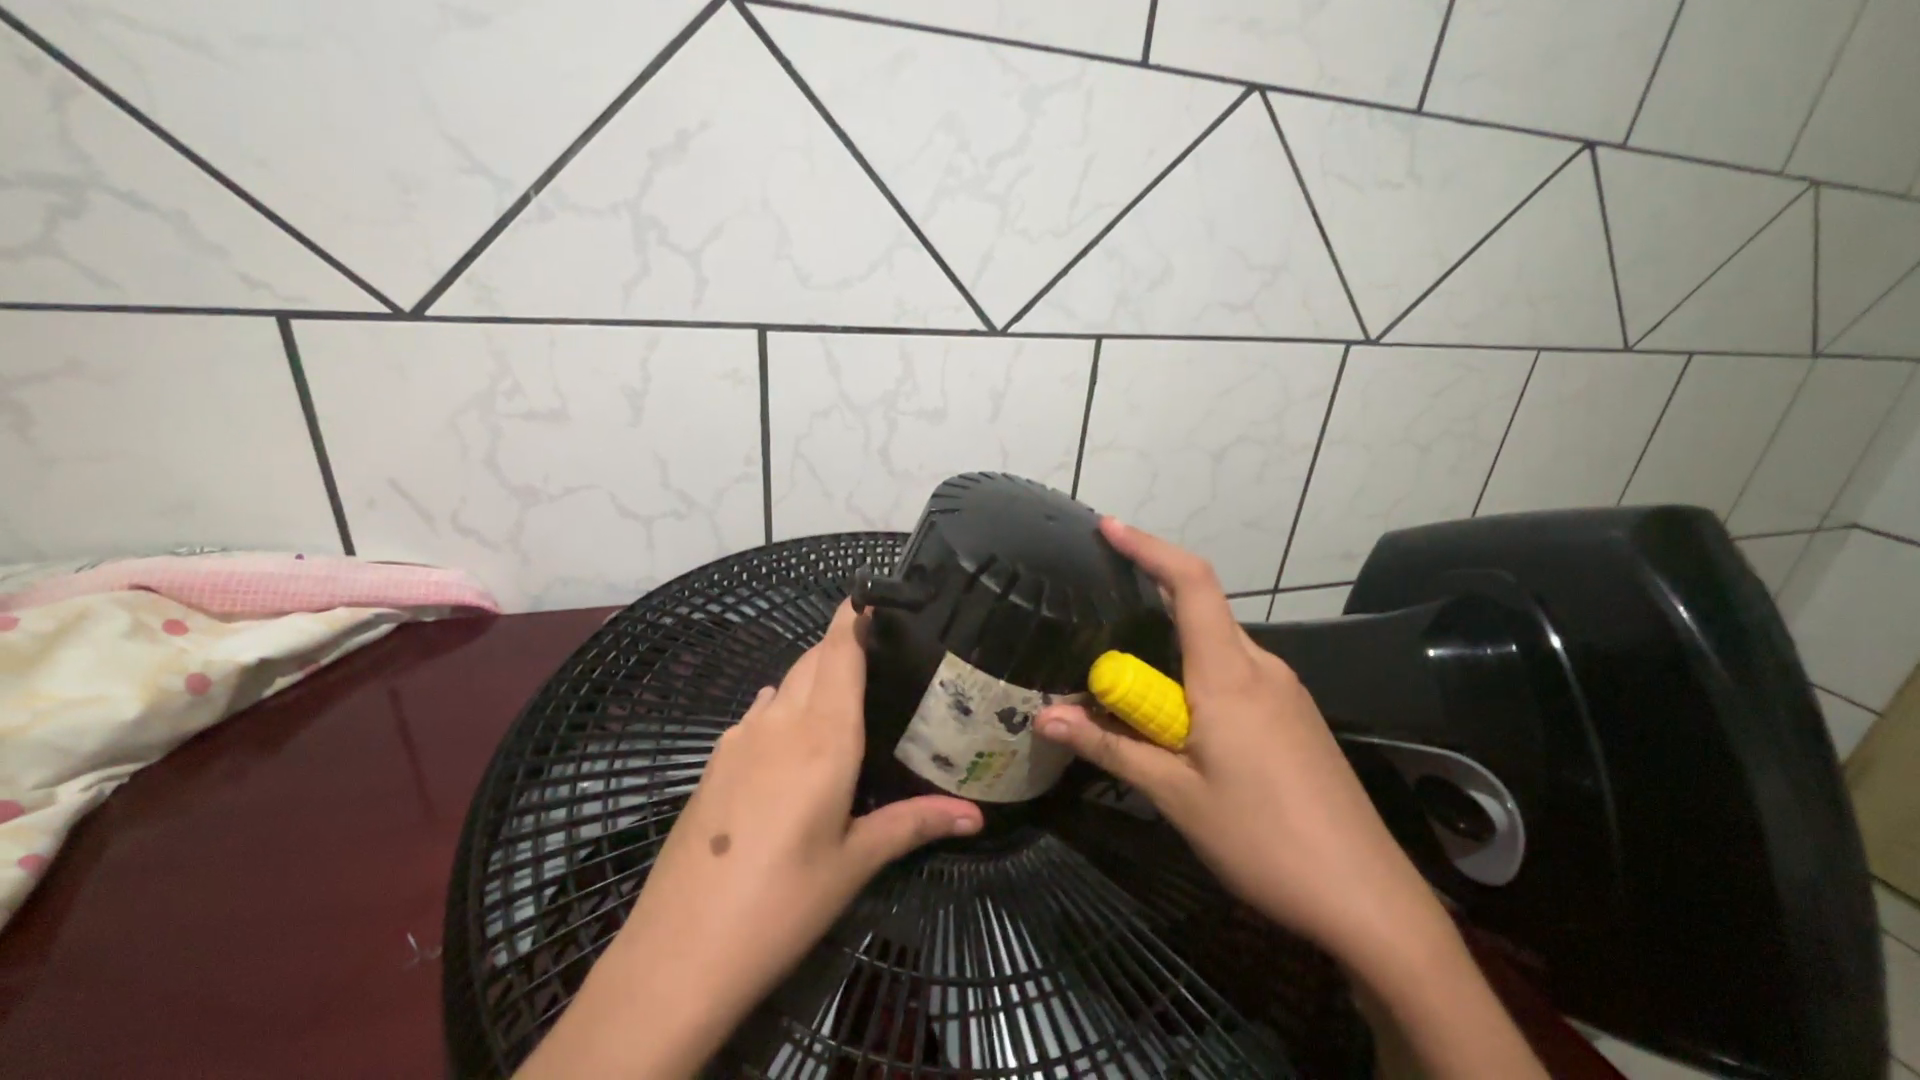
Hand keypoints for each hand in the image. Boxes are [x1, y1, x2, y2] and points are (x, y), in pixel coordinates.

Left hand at [517, 601, 983, 1079]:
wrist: (679, 949)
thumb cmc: (783, 904)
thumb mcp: (854, 863)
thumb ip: (913, 825)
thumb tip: (977, 816)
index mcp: (823, 737)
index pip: (839, 653)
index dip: (854, 618)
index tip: (878, 597)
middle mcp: (779, 723)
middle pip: (812, 662)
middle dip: (842, 647)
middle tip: (884, 656)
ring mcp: (739, 740)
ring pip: (784, 686)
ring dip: (813, 678)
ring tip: (850, 697)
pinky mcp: (714, 763)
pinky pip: (759, 714)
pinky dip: (784, 708)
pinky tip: (798, 737)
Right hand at [1036, 518, 1443, 969]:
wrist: (1365, 896)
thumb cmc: (1263, 840)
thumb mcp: (1175, 796)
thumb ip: (1110, 746)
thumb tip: (1044, 718)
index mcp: (1230, 674)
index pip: (1191, 583)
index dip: (1149, 547)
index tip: (1108, 528)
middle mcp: (1264, 669)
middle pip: (1199, 619)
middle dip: (1145, 627)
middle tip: (1097, 662)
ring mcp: (1287, 694)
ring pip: (1217, 656)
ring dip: (1171, 670)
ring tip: (1132, 712)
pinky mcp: (1298, 721)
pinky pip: (1239, 683)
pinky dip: (1200, 691)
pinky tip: (1184, 738)